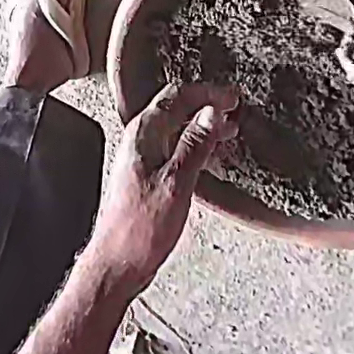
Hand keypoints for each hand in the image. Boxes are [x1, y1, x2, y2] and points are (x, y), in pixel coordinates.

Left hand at [86, 83, 239, 295]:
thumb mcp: (178, 182)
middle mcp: (141, 138)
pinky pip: (174, 143)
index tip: (232, 98)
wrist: (118, 261)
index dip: (208, 92)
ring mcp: (143, 154)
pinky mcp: (148, 171)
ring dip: (203, 122)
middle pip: (176, 106)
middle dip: (207, 103)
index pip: (178, 95)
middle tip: (234, 107)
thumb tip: (212, 113)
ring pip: (176, 125)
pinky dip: (195, 141)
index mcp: (144, 132)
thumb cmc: (141, 227)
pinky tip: (210, 151)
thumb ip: (195, 144)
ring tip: (229, 127)